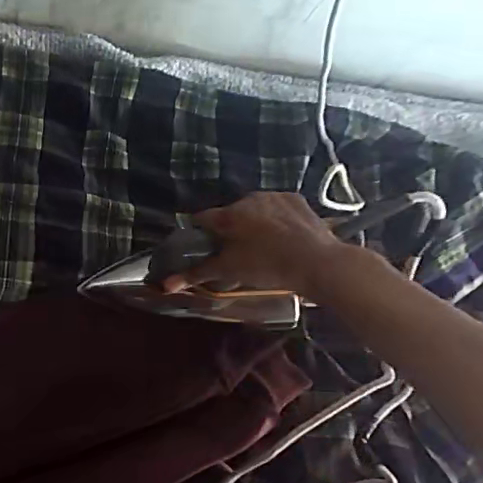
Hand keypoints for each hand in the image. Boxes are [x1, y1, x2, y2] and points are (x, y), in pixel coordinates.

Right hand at [160, 192, 343, 298]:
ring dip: (252, 224)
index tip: (202, 247)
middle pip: (229, 214)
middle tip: (234, 253)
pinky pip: (276, 209)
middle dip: (228, 230)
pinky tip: (281, 238)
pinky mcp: (296, 200)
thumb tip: (165, 285)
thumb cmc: (267, 266)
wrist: (318, 263)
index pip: (202, 219)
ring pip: (253, 210)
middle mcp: (248, 198)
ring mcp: (274, 197)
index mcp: (228, 214)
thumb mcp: (228, 271)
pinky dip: (274, 220)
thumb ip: (196, 274)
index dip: (198, 233)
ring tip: (261, 247)